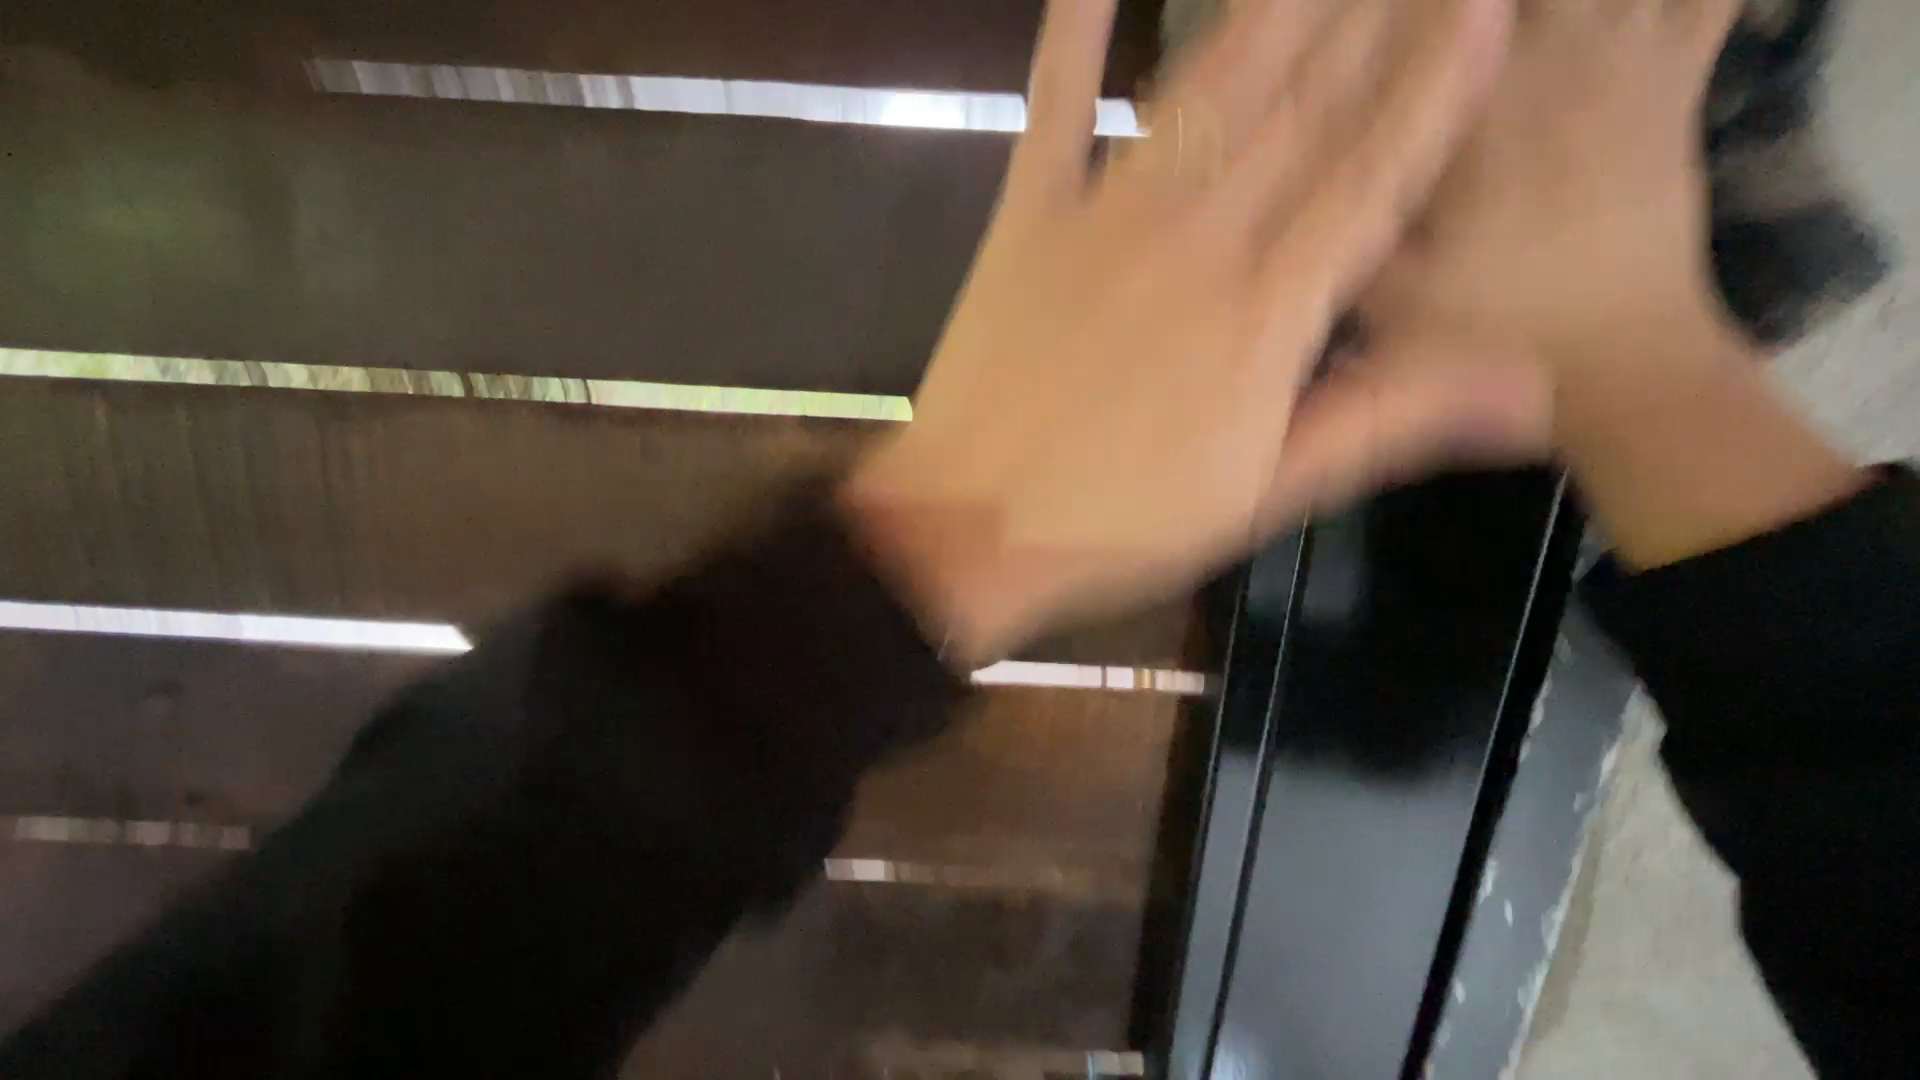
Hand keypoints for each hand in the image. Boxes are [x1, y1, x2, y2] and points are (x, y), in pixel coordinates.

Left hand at [841, 0, 1542, 662]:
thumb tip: (1532, 379)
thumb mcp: (1259, 495)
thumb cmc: (1116, 525)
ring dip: (1268, 5)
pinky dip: (1074, 30)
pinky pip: (1053, 106)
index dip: (1434, 90)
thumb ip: (1383, 421)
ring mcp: (1104, 220)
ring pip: (1204, 88)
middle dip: (1369, 16)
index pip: (1372, 179)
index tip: (1487, 4)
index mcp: (1264, 314)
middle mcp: (1197, 240)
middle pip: (1302, 110)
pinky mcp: (1024, 220)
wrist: (969, 526)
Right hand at [1357, 0, 1864, 570]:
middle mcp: (1556, 58)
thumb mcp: (1382, 288)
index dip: (1383, 14)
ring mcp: (1628, 60)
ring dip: (1543, 3)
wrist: (1615, 360)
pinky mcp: (1673, 83)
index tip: (1352, 28)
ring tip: (1493, 27)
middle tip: (1421, 29)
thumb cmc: (1485, 326)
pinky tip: (1616, 17)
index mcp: (1478, 106)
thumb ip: (1343, 208)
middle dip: (1449, 9)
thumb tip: (1301, 141)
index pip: (1427, 9)